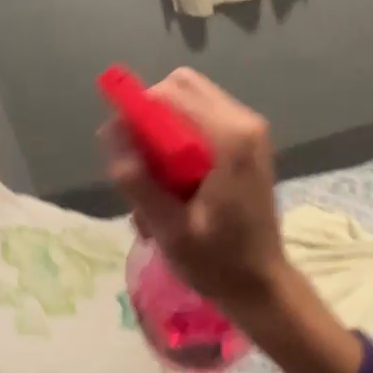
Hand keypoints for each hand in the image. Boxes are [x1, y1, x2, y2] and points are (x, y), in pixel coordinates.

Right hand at [100, 68, 290, 310]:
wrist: (262, 284)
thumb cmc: (218, 262)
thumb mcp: (169, 229)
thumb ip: (138, 180)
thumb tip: (109, 131)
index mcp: (230, 138)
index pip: (169, 94)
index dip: (137, 113)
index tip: (123, 151)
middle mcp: (244, 122)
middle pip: (179, 87)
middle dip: (151, 119)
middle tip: (141, 163)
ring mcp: (249, 130)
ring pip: (188, 101)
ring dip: (164, 131)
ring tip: (158, 179)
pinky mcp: (247, 142)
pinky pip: (201, 119)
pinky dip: (180, 140)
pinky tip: (176, 183)